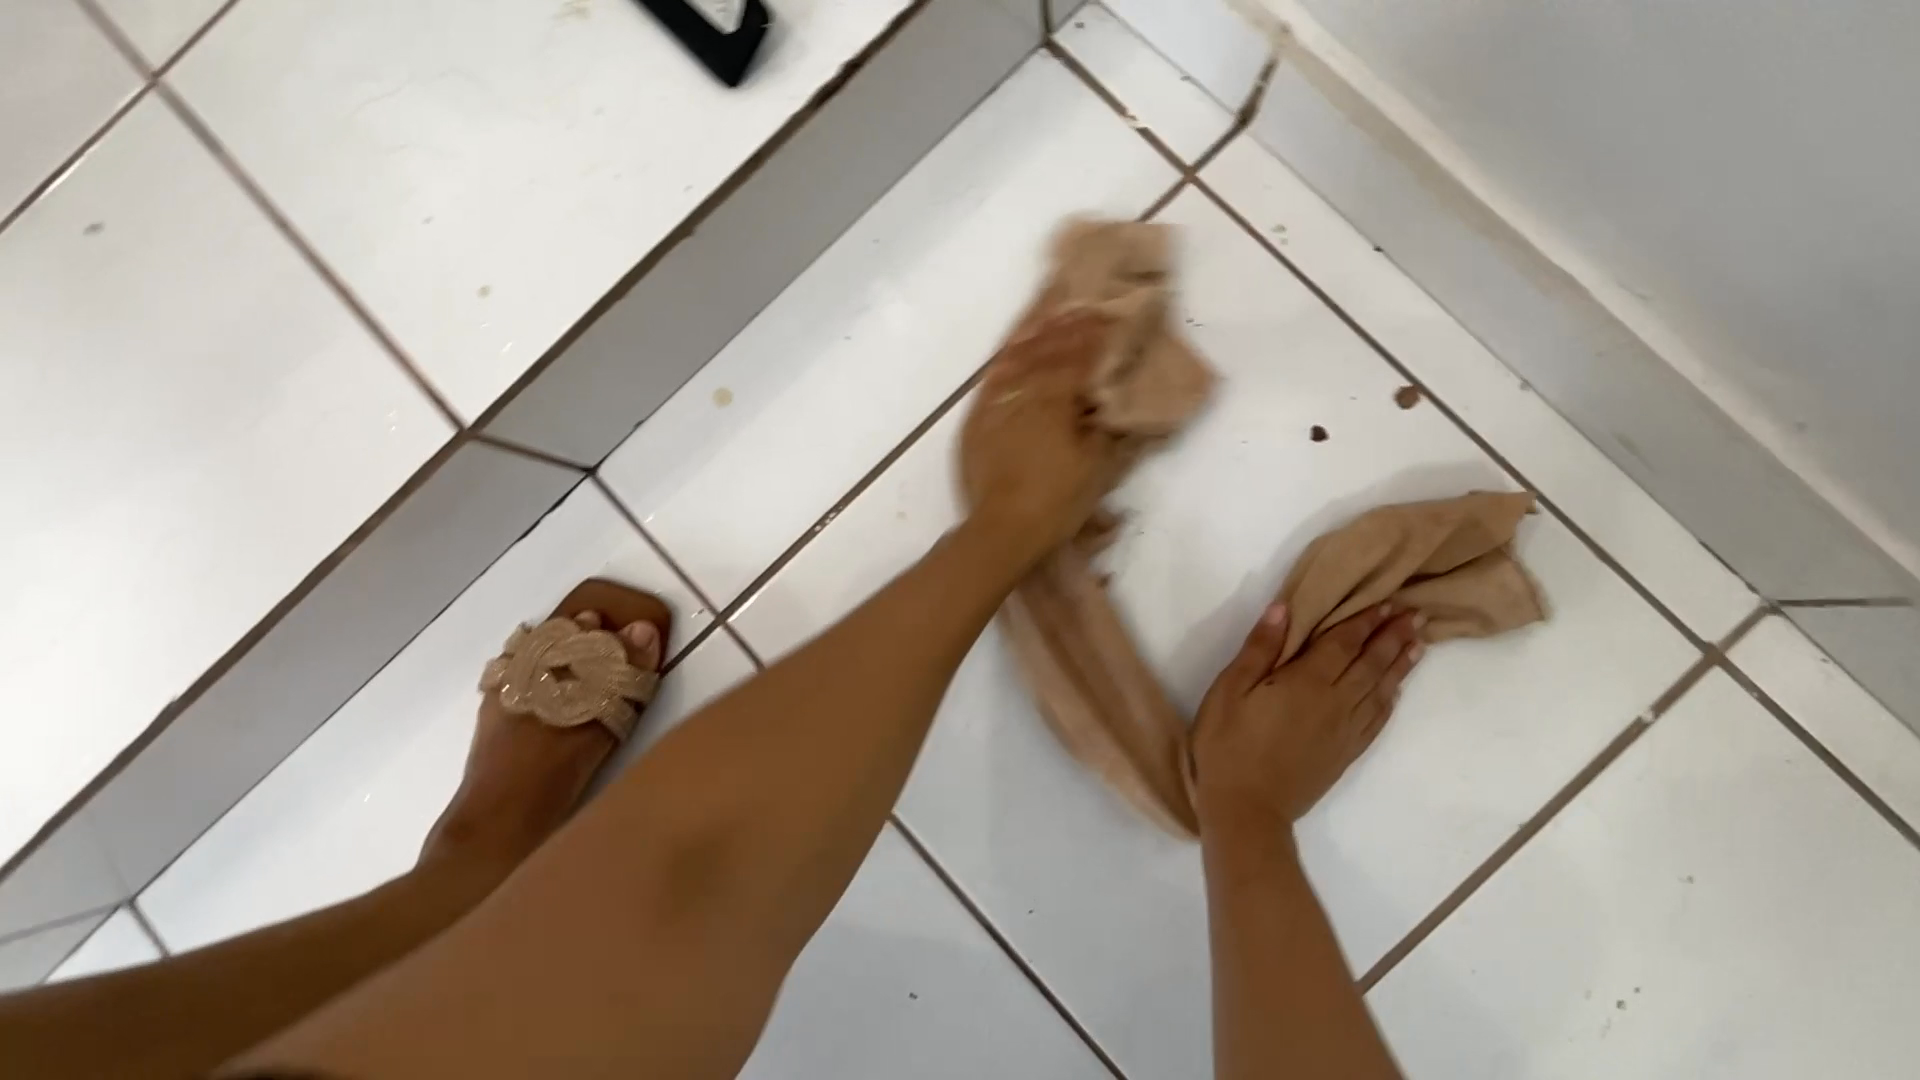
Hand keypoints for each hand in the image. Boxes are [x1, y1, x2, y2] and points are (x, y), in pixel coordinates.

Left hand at [959, 310, 1128, 564]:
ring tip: (1043, 310)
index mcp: (1055, 402)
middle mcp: (1022, 395)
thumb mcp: (1096, 470)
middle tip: (1076, 299)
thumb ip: (1108, 433)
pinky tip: (1010, 352)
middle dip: (1063, 324)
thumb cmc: (1055, 503)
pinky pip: (990, 381)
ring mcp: (993, 407)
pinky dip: (1003, 362)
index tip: (1106, 314)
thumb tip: (1117, 407)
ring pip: (1014, 359)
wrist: (1001, 531)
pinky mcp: (974, 424)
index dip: (1093, 335)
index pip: (1077, 358)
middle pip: (1044, 350)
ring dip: (1032, 333)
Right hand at [1191, 602, 1423, 830]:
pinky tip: (1395, 693)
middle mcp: (1334, 702)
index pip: (1343, 643)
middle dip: (1392, 637)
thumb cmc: (1228, 743)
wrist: (1246, 807)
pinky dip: (1389, 702)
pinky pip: (1376, 721)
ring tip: (1418, 645)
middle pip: (1370, 664)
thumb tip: (1284, 609)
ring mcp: (1344, 730)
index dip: (1365, 622)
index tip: (1387, 603)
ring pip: (1380, 691)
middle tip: (1416, 615)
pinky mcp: (1344, 753)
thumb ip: (1259, 649)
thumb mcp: (1229, 689)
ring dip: (1399, 665)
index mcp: (1306, 682)